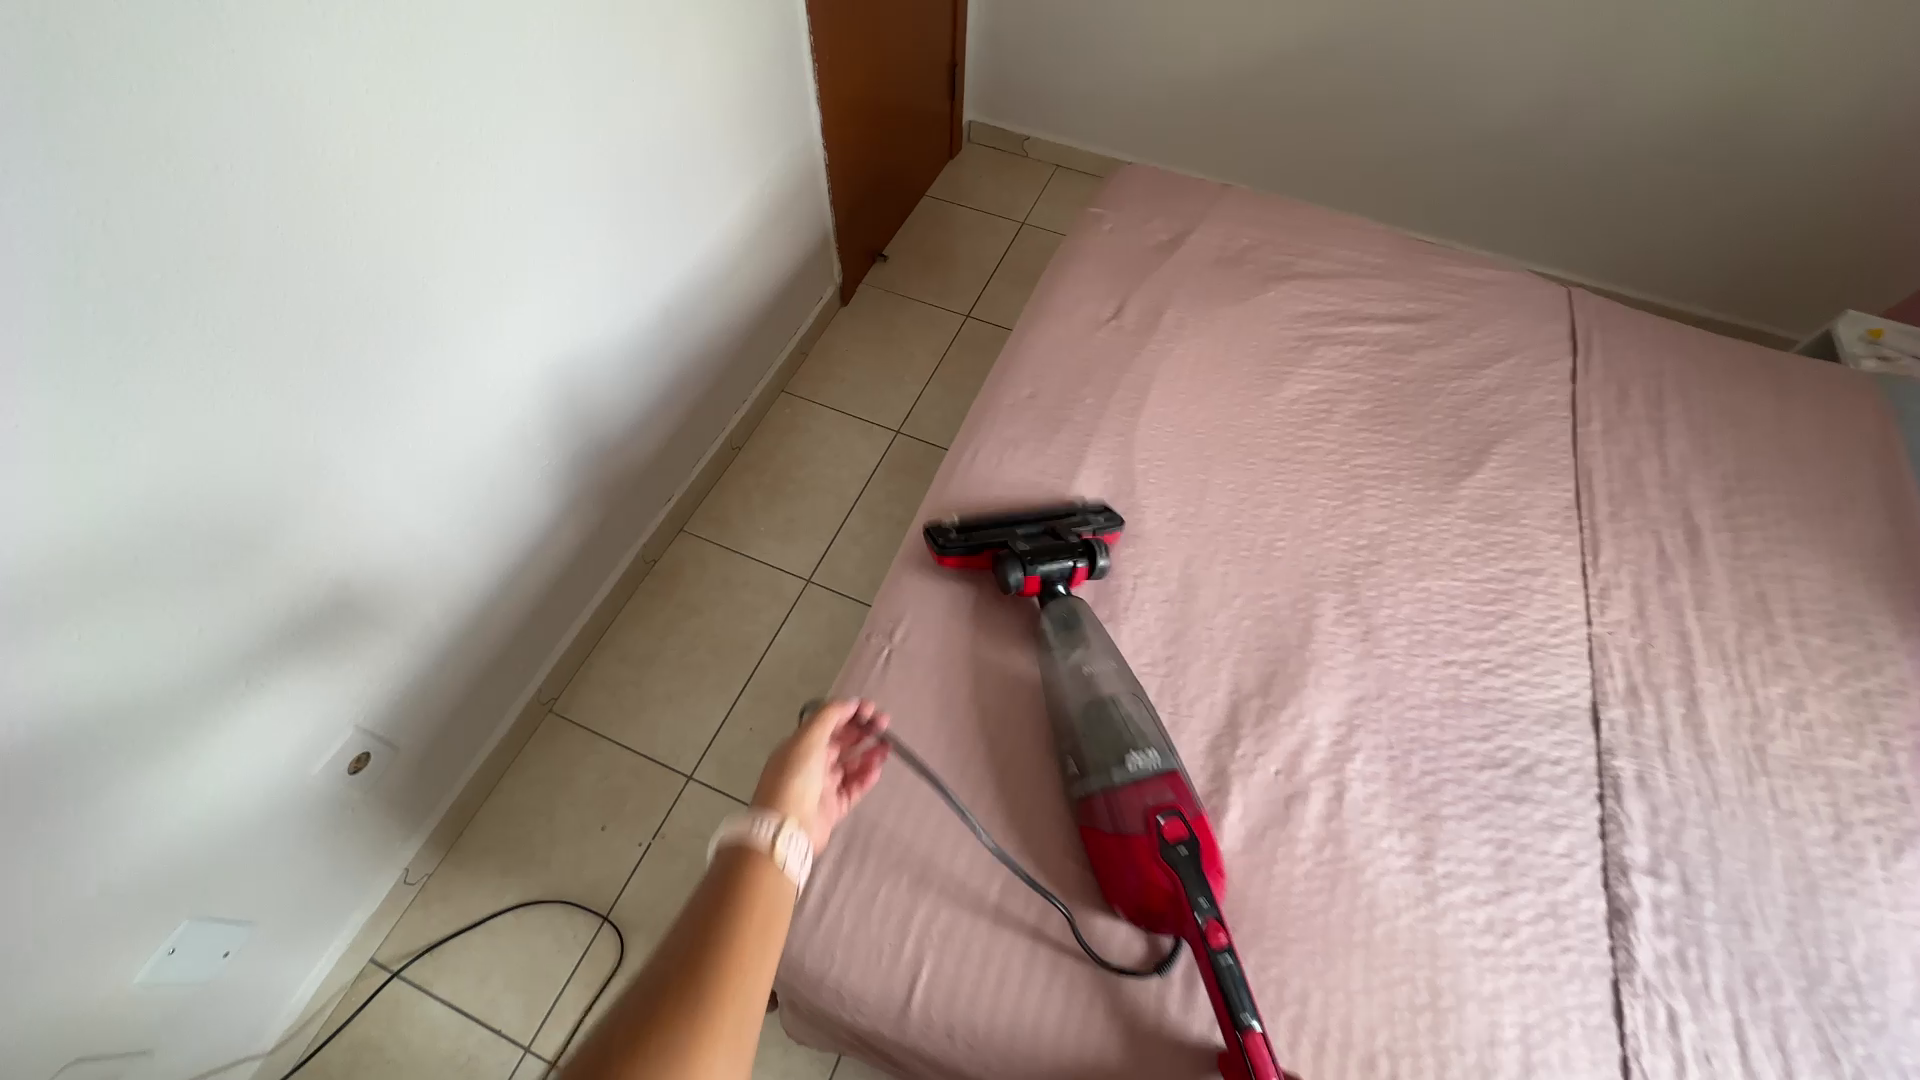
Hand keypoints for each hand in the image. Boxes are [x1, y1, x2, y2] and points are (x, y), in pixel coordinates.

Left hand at [751, 698, 890, 851]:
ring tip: (887, 746)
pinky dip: (866, 778)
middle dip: (863, 731)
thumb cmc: (795, 777)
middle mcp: (812, 763)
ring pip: (851, 765)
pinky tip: (878, 769)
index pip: (829, 723)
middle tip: (885, 724)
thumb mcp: (808, 739)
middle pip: (842, 742)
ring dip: (869, 753)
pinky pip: (854, 788)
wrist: (787, 827)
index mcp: (802, 745)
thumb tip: (850, 703)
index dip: (850, 714)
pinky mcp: (834, 807)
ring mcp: (823, 786)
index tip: (870, 709)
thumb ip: (830, 716)